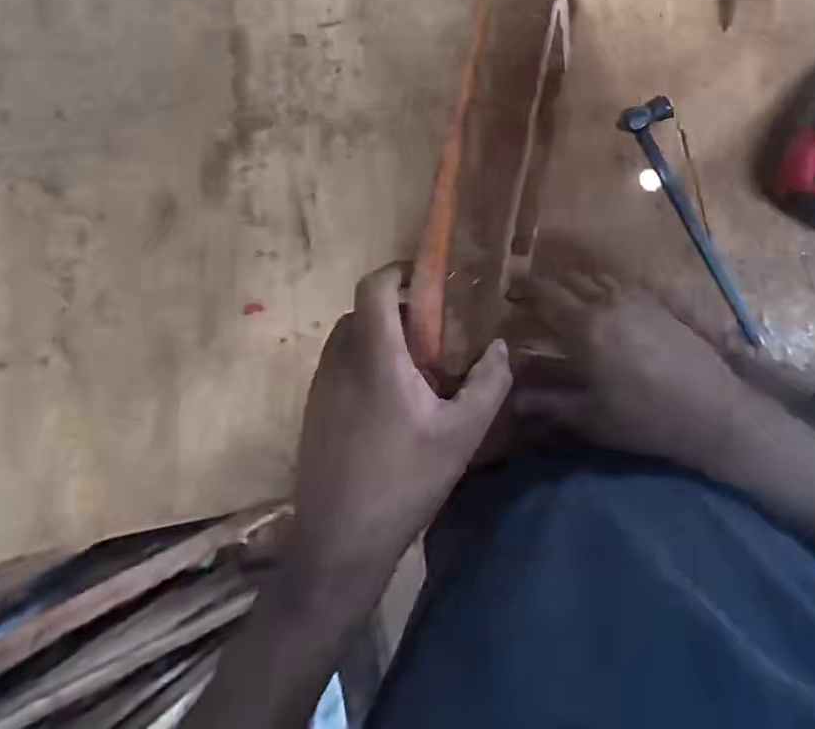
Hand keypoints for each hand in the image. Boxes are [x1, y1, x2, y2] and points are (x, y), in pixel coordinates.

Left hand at [285, 264, 511, 594]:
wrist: (340, 543)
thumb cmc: (404, 481)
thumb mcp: (462, 435)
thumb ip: (488, 384)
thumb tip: (500, 348)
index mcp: (374, 357)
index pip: (374, 286)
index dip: (398, 271)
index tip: (429, 278)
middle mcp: (340, 361)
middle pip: (364, 310)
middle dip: (399, 308)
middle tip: (435, 329)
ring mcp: (320, 386)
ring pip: (350, 337)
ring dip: (381, 336)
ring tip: (417, 366)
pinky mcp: (313, 410)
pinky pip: (340, 364)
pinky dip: (366, 361)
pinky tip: (392, 401)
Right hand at [513, 271, 767, 473]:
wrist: (712, 410)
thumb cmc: (645, 418)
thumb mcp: (591, 417)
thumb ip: (549, 403)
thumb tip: (513, 398)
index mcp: (586, 328)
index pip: (547, 296)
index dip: (525, 289)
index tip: (509, 289)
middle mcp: (609, 303)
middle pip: (571, 281)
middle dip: (548, 284)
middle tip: (532, 294)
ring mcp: (638, 300)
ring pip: (598, 278)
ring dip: (576, 282)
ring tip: (566, 295)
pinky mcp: (660, 305)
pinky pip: (622, 284)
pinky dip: (603, 286)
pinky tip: (605, 302)